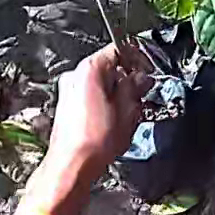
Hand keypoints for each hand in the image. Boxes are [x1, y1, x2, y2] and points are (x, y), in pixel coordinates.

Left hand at [21, 43, 151, 214]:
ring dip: (117, 91)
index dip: (138, 58)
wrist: (71, 165)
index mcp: (90, 69)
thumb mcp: (127, 110)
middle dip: (128, 78)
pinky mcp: (67, 105)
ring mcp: (68, 90)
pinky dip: (105, 101)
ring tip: (131, 111)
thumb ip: (135, 87)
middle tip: (143, 93)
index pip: (118, 49)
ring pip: (100, 82)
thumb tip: (141, 78)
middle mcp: (75, 75)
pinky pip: (90, 94)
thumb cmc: (94, 140)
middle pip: (108, 66)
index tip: (148, 70)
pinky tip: (115, 119)